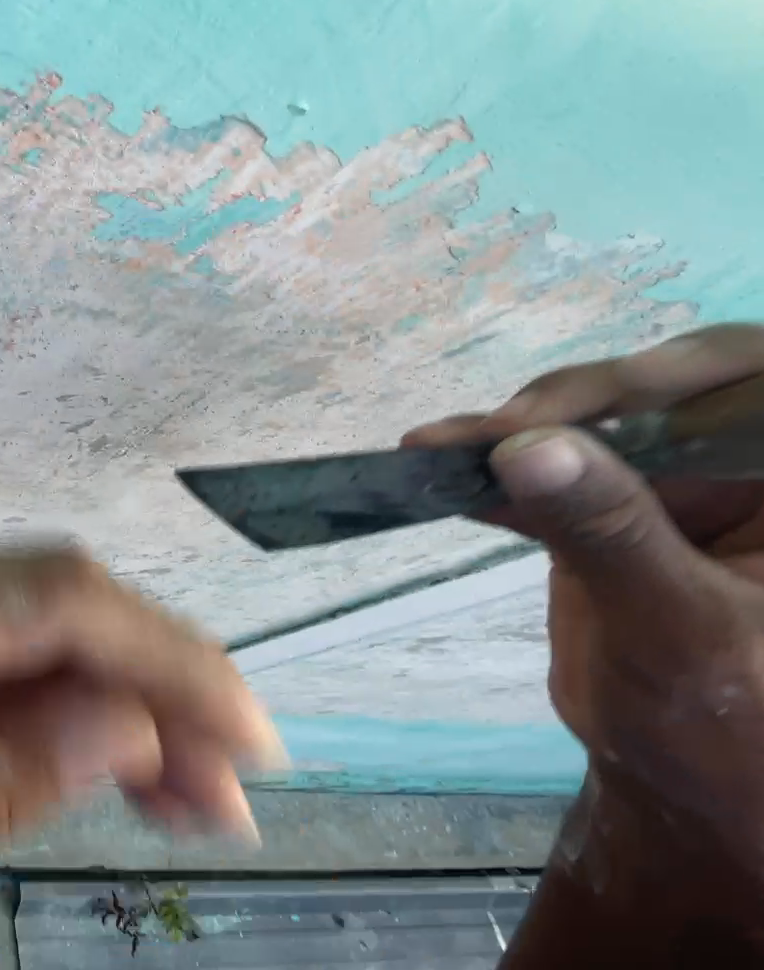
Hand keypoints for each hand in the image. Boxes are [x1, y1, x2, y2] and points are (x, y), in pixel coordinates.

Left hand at [0, 536, 282, 969]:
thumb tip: (111, 720)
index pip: (43, 599)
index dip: (162, 659)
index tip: (251, 744)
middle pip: (28, 592)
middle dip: (139, 675)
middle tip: (226, 787)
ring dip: (85, 685)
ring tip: (167, 784)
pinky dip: (15, 688)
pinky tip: (55, 746)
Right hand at [405, 324, 763, 861]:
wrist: (686, 785)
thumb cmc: (728, 727)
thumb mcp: (677, 629)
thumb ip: (611, 533)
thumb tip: (526, 446)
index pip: (759, 387)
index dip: (671, 376)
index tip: (560, 418)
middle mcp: (755, 473)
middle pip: (671, 391)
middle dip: (577, 404)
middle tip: (493, 438)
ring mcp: (686, 489)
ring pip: (599, 425)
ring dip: (513, 434)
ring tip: (435, 449)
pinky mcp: (616, 511)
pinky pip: (552, 471)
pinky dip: (489, 468)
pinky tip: (432, 467)